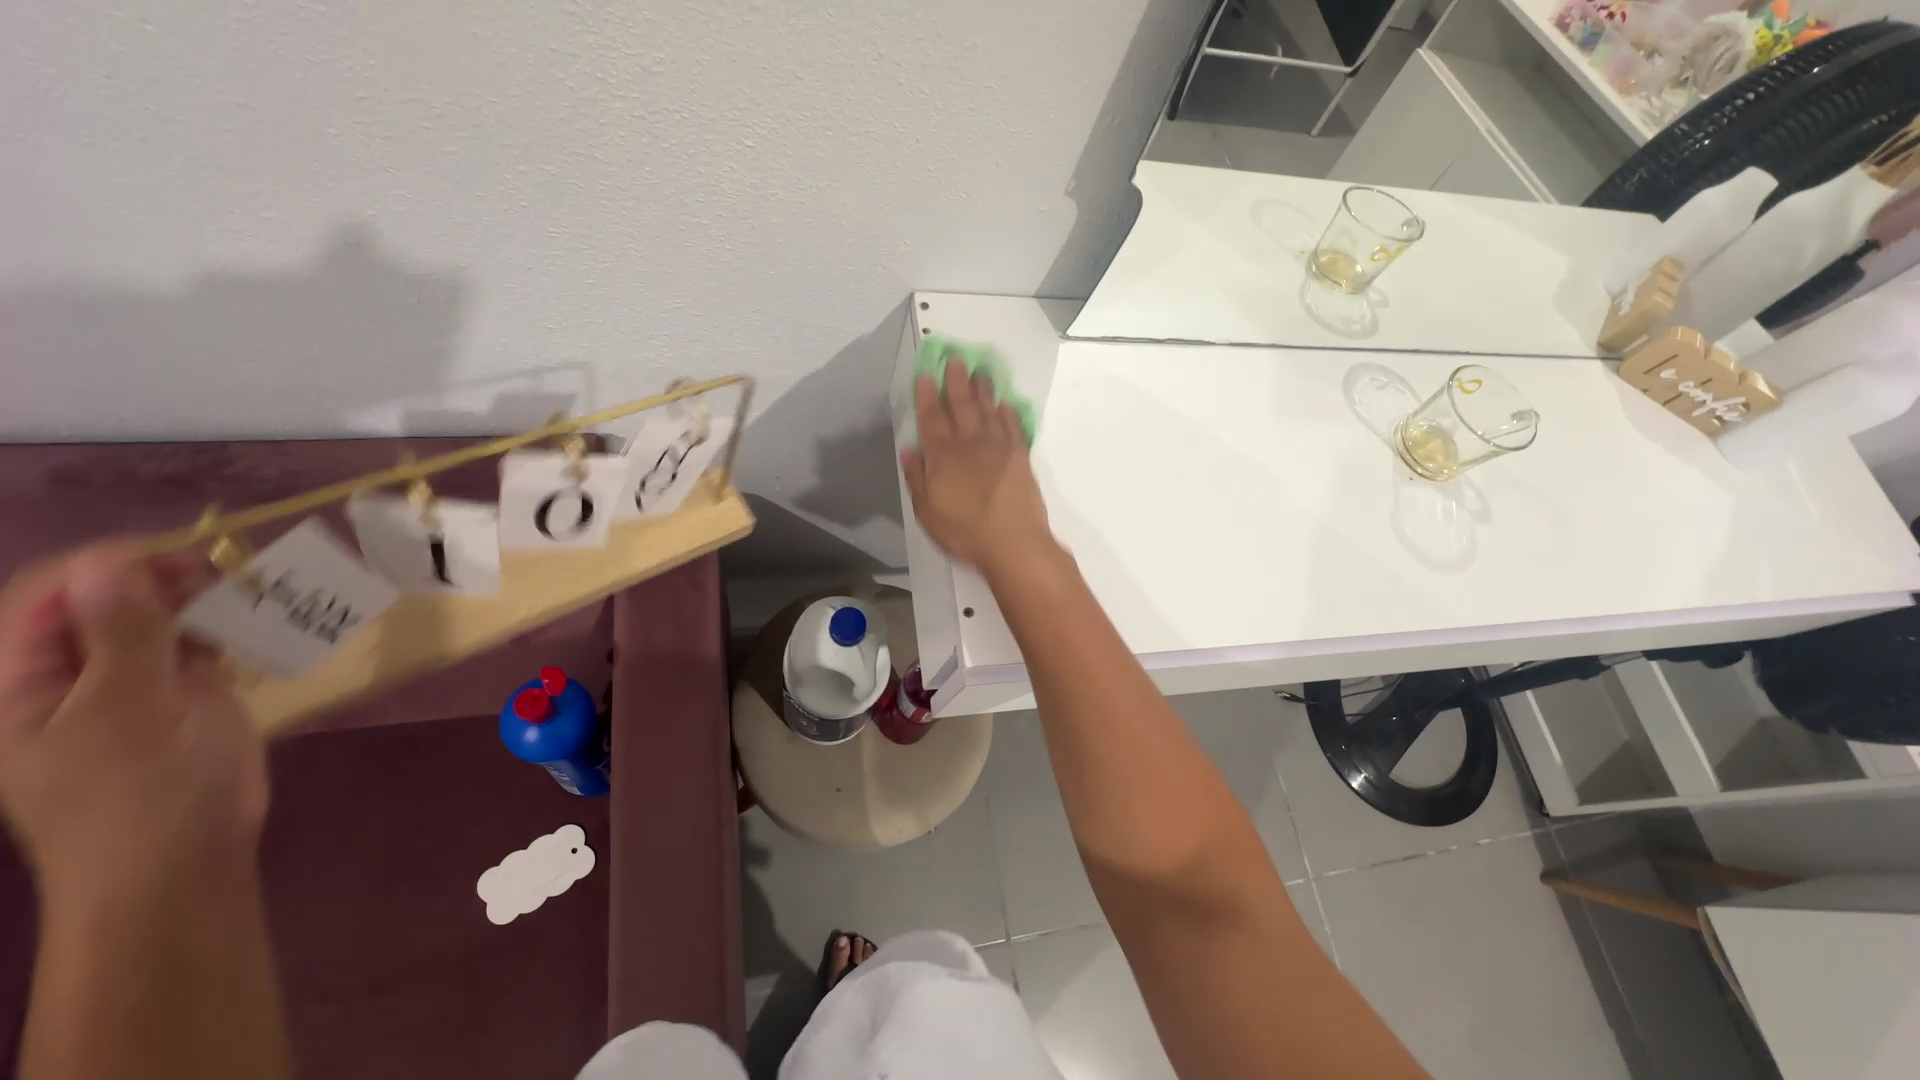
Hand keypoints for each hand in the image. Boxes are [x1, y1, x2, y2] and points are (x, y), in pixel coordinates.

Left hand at [0, 544, 267, 901]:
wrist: (181, 869)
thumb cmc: (141, 791)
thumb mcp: (127, 705)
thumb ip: (120, 630)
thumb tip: (107, 559)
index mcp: (15, 682)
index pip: (47, 594)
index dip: (110, 565)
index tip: (186, 554)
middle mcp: (60, 679)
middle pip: (99, 603)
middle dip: (159, 580)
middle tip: (225, 573)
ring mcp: (120, 693)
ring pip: (150, 624)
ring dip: (195, 603)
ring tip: (245, 596)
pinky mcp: (172, 706)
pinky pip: (186, 652)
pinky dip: (216, 633)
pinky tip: (247, 630)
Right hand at [901, 357, 1056, 574]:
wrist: (1013, 542)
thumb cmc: (964, 531)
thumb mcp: (927, 511)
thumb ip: (917, 478)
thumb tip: (910, 450)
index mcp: (943, 456)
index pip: (931, 418)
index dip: (926, 395)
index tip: (925, 374)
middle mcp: (970, 443)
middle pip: (961, 405)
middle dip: (956, 381)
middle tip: (955, 358)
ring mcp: (998, 446)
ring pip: (988, 409)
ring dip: (982, 388)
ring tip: (979, 370)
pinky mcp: (1020, 455)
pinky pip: (1012, 425)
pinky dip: (1006, 411)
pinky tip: (1003, 403)